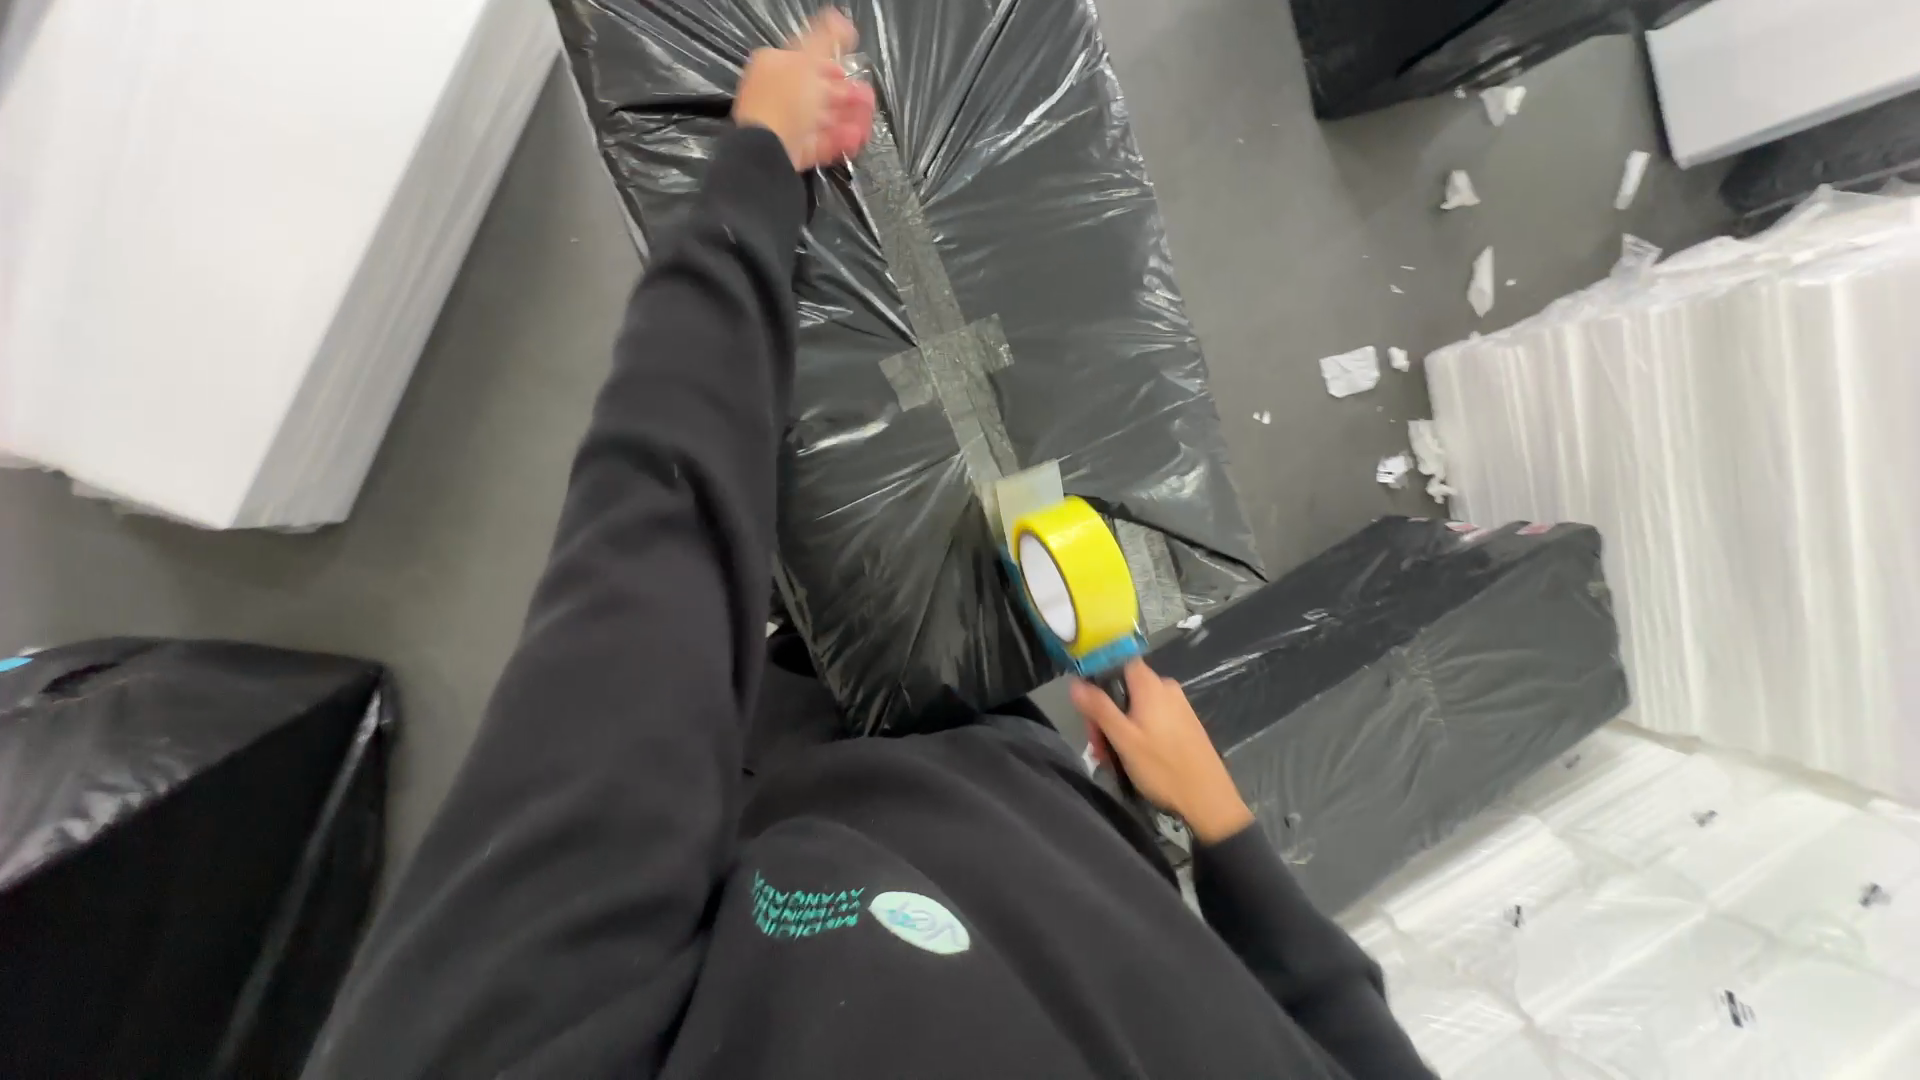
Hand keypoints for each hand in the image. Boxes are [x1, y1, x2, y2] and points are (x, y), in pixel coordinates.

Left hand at [732, 9, 876, 171]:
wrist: (769, 150)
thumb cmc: (783, 102)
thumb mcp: (808, 61)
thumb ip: (827, 39)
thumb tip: (843, 20)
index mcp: (776, 66)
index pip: (809, 62)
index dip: (833, 68)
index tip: (852, 74)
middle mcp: (780, 94)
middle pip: (820, 94)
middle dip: (848, 97)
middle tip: (869, 101)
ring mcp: (788, 124)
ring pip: (824, 120)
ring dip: (849, 120)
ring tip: (868, 123)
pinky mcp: (796, 150)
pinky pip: (821, 142)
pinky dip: (840, 140)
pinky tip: (856, 138)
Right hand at [1071, 660, 1254, 844]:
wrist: (1209, 801)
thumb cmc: (1162, 768)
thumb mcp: (1123, 739)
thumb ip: (1098, 708)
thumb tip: (1075, 683)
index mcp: (1152, 686)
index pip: (1120, 662)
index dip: (1100, 677)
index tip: (1087, 703)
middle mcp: (1167, 689)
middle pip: (1125, 688)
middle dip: (1106, 714)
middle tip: (1097, 745)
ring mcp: (1179, 707)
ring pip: (1137, 707)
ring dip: (1119, 728)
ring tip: (1112, 758)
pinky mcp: (1185, 725)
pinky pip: (1152, 719)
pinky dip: (1137, 733)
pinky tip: (1132, 758)